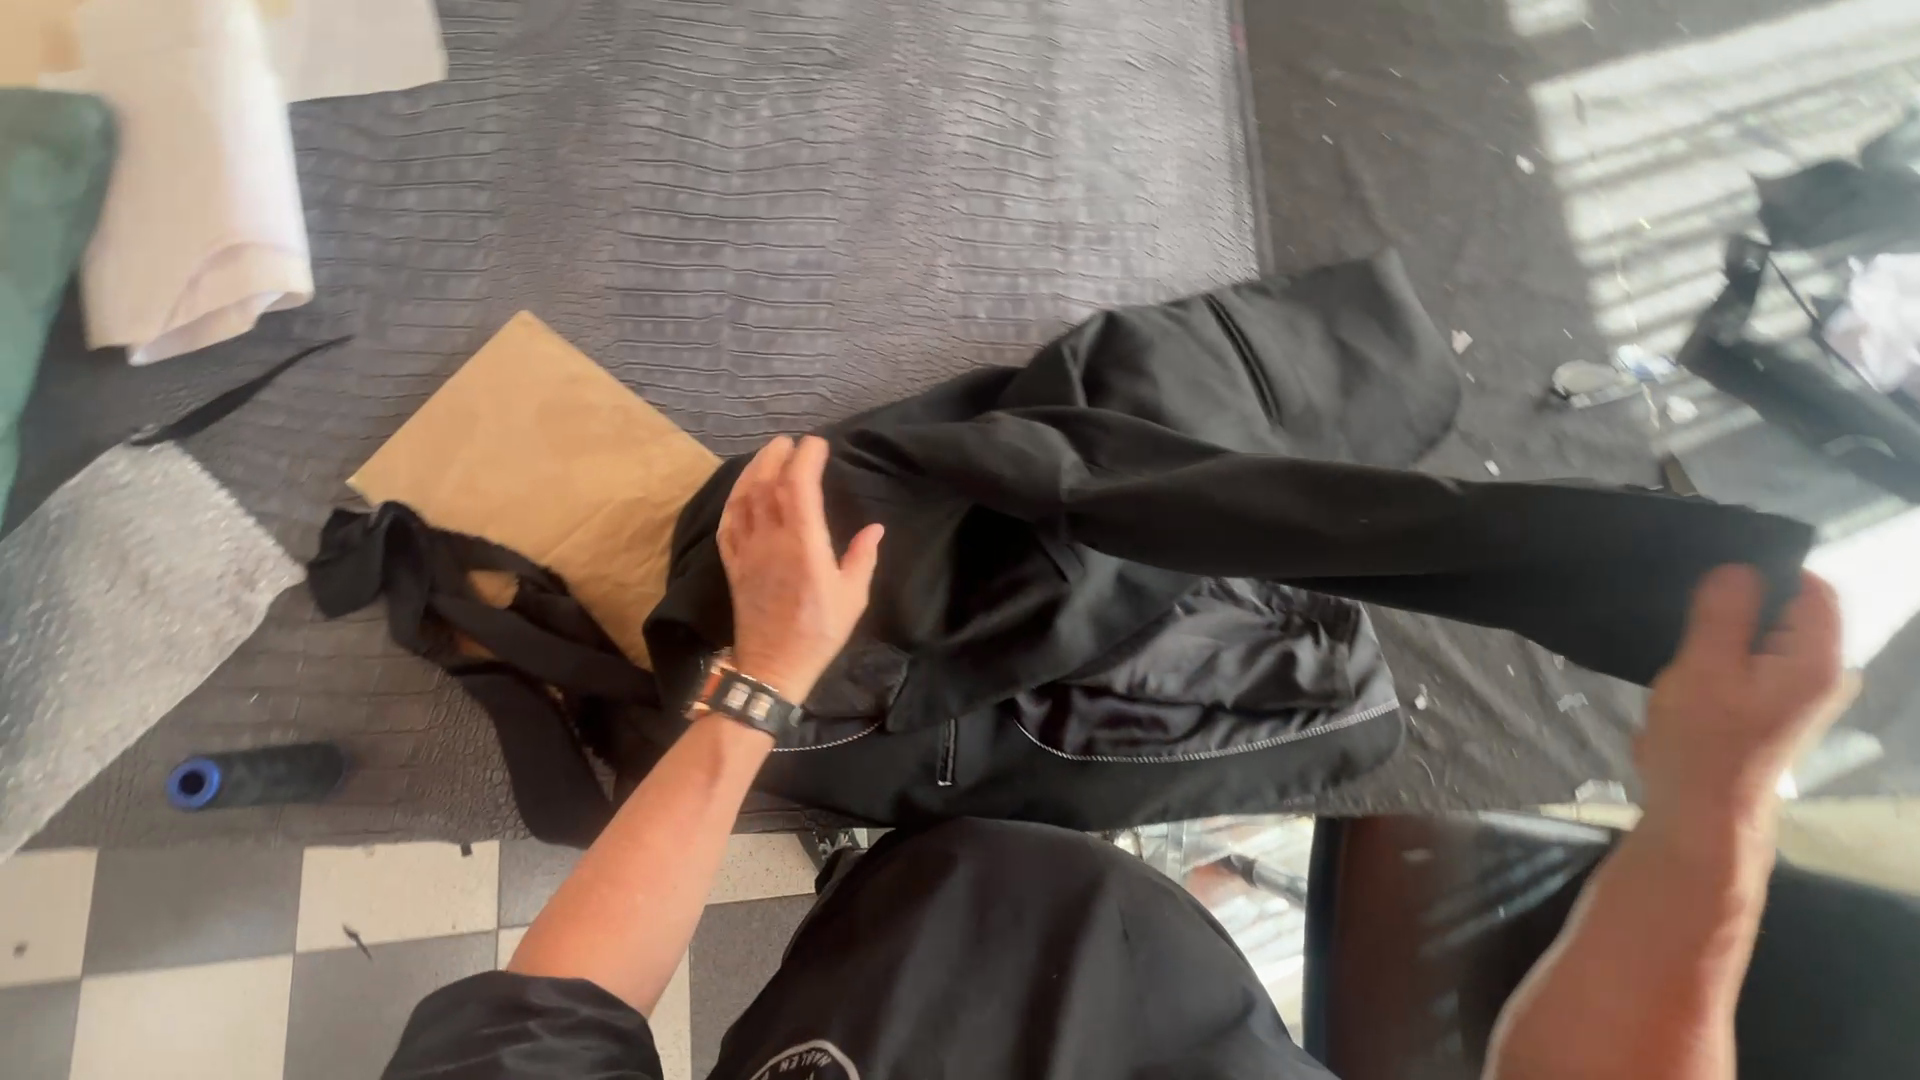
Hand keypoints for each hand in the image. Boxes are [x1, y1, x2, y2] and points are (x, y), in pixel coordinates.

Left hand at [716, 435, 883, 702]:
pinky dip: (734, 498)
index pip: (799, 486)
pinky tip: (742, 490)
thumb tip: (875, 527)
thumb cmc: (819, 632)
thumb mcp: (853, 597)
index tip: (817, 444)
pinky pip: (728, 522)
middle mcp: (771, 539)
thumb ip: (862, 557)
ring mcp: (747, 550)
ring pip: (744, 497)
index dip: (806, 458)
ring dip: (754, 469)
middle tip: (791, 442)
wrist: (773, 666)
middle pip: (768, 483)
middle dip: (778, 455)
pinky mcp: (732, 563)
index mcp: (804, 543)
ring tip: (768, 454)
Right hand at [1639, 565, 1846, 814]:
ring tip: (1677, 621)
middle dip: (1740, 597)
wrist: (1699, 804)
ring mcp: (1793, 691)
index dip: (1767, 570)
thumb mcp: (1704, 667)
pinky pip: (1751, 658)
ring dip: (1724, 625)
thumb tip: (1736, 568)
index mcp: (1815, 660)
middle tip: (1683, 592)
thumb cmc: (1704, 736)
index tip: (1709, 565)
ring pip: (1764, 635)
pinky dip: (1721, 648)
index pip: (1812, 591)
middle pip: (1790, 611)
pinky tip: (1685, 654)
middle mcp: (1818, 673)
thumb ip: (1723, 615)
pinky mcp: (1764, 704)